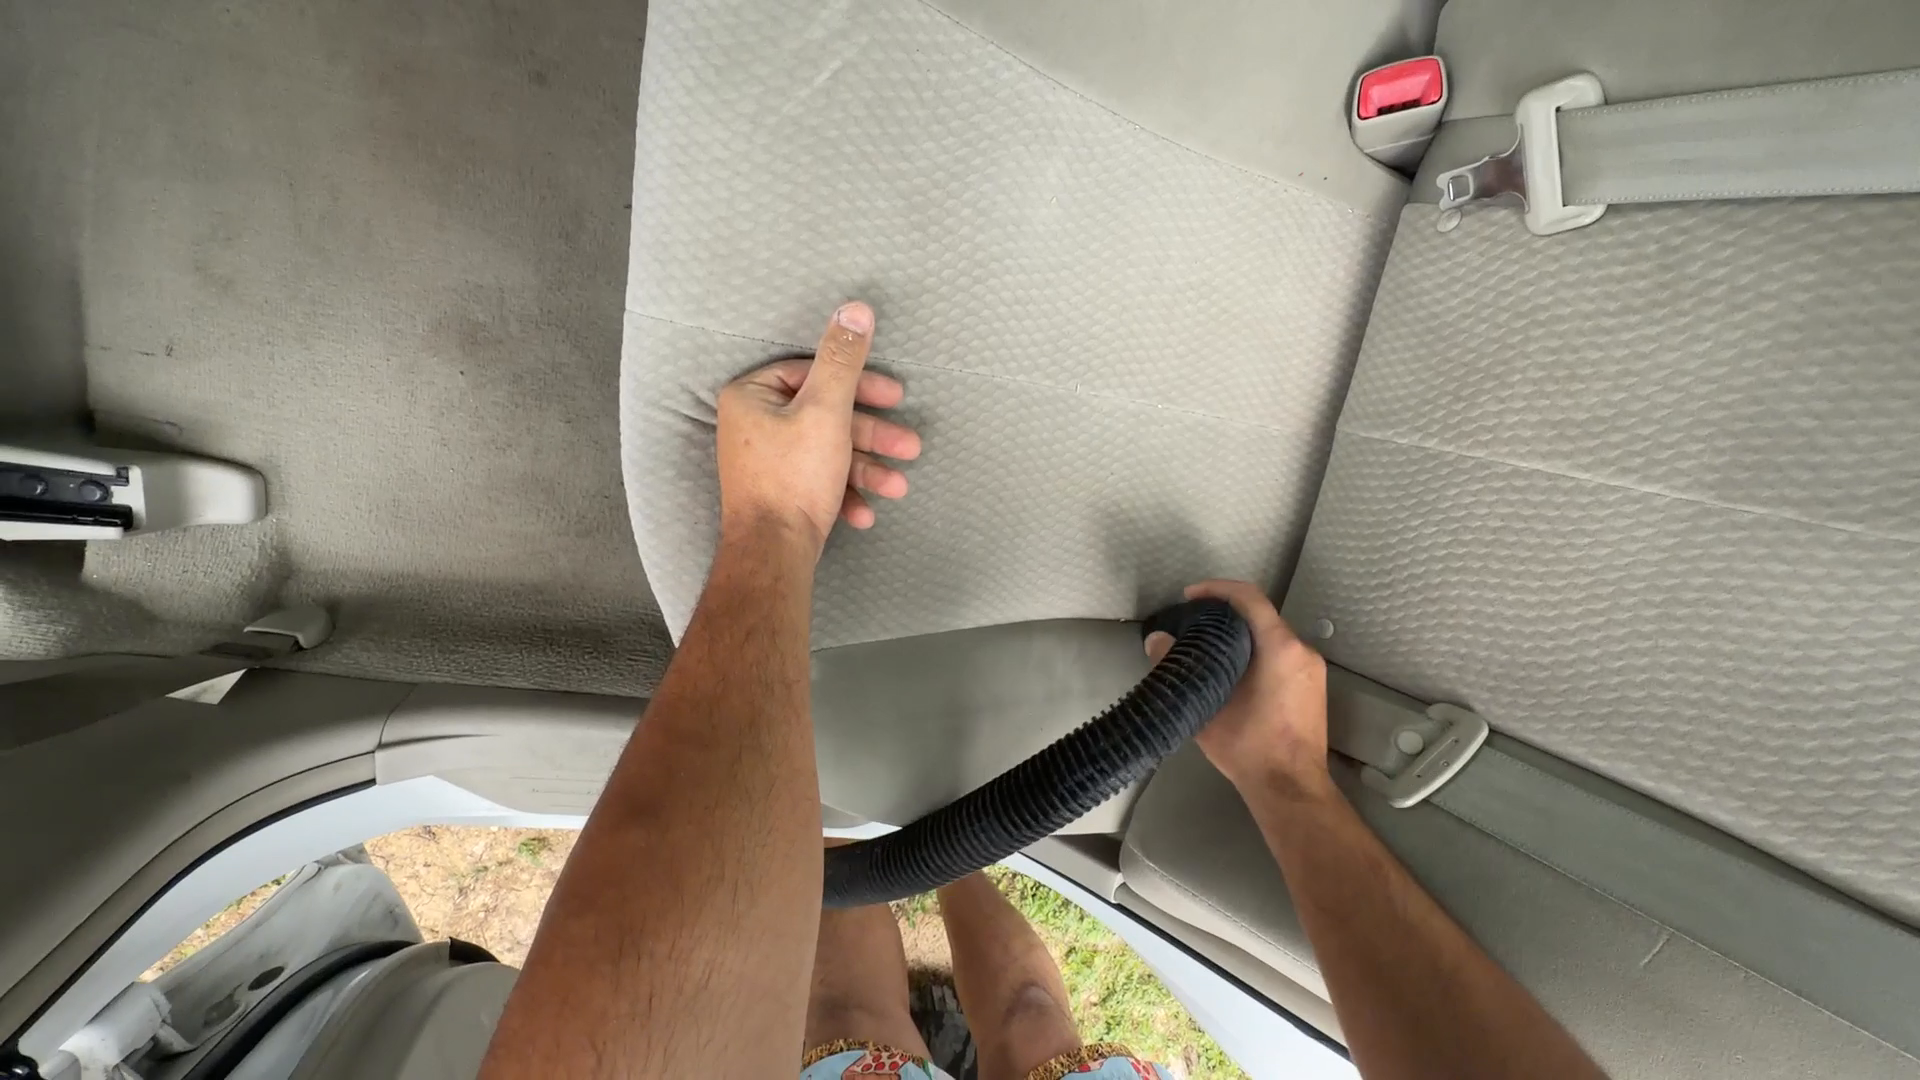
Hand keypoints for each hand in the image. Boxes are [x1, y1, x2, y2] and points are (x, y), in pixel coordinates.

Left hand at [715, 301, 921, 556]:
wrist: (773, 554)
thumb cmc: (793, 476)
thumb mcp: (826, 410)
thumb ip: (843, 360)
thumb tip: (856, 308)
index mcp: (753, 397)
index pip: (814, 373)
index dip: (860, 383)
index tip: (896, 396)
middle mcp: (754, 426)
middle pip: (827, 416)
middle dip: (873, 436)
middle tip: (910, 446)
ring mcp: (766, 463)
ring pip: (829, 453)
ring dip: (867, 469)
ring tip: (899, 486)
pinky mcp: (780, 494)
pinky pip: (818, 482)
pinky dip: (845, 493)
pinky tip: (865, 514)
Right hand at [1146, 580, 1329, 794]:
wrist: (1291, 789)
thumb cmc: (1249, 747)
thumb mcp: (1204, 707)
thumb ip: (1179, 669)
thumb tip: (1155, 640)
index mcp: (1280, 648)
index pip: (1250, 598)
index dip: (1217, 589)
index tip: (1189, 596)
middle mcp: (1302, 651)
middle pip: (1261, 615)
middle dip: (1225, 613)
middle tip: (1192, 622)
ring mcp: (1311, 669)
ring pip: (1271, 636)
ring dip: (1240, 634)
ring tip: (1206, 646)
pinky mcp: (1312, 686)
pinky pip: (1281, 654)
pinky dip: (1255, 650)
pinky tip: (1231, 669)